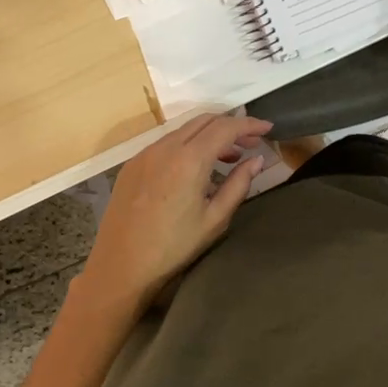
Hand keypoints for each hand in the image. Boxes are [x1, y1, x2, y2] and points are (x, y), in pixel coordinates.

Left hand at [82, 114, 273, 310]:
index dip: (249, 124)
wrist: (120, 265)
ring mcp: (145, 153)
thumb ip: (238, 185)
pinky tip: (195, 168)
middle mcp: (166, 147)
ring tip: (228, 156)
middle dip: (231, 126)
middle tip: (251, 143)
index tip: (267, 129)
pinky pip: (166, 143)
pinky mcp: (132, 164)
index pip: (225, 127)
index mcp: (189, 159)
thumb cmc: (172, 247)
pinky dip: (187, 145)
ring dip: (209, 135)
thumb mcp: (214, 220)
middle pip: (204, 120)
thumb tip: (257, 160)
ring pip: (184, 130)